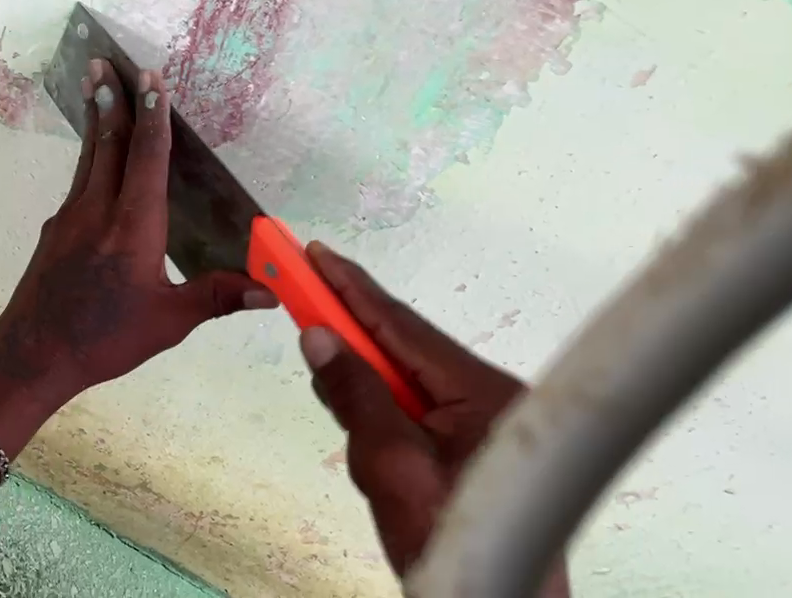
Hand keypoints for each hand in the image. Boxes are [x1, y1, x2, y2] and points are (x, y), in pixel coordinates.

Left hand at [0, 59, 273, 431]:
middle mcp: (97, 208)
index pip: (145, 158)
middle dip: (110, 99)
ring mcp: (69, 215)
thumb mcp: (168, 321)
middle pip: (107, 143)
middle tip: (103, 60)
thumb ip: (216, 297)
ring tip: (95, 86)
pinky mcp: (55, 228)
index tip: (150, 79)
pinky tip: (95, 156)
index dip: (152, 117)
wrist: (33, 350)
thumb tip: (271, 290)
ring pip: (88, 157)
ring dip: (96, 120)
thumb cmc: (105, 337)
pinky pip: (79, 179)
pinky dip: (90, 155)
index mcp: (131, 225)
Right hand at [300, 244, 568, 594]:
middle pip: (403, 345)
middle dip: (349, 329)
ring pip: (404, 375)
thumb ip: (355, 394)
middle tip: (300, 296)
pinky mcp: (473, 444)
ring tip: (334, 390)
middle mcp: (491, 396)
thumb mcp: (391, 464)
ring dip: (361, 374)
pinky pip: (412, 402)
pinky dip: (376, 400)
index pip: (401, 324)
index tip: (313, 251)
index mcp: (483, 393)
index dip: (350, 285)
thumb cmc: (449, 541)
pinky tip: (357, 415)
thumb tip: (318, 336)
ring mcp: (485, 421)